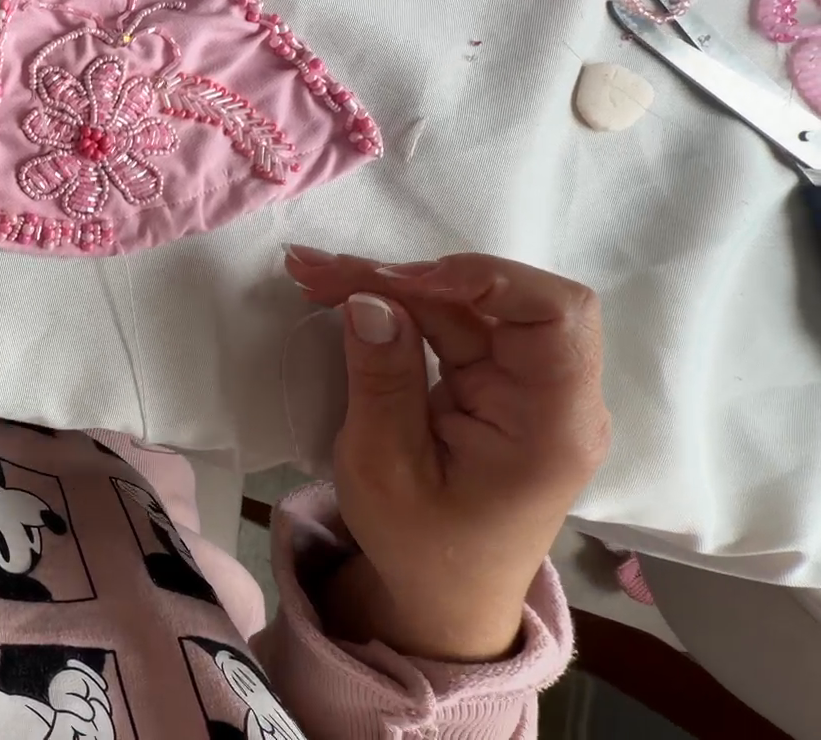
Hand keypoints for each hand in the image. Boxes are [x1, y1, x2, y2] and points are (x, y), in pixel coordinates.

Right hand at [283, 249, 611, 661]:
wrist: (439, 592)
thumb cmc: (418, 542)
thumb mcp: (384, 466)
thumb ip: (382, 380)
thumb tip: (370, 300)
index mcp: (549, 423)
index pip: (552, 315)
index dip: (477, 280)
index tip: (389, 283)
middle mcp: (548, 394)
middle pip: (495, 300)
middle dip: (404, 275)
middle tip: (316, 270)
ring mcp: (519, 387)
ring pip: (459, 306)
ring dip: (384, 285)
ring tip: (310, 274)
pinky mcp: (489, 385)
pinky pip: (444, 326)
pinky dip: (389, 305)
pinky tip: (338, 295)